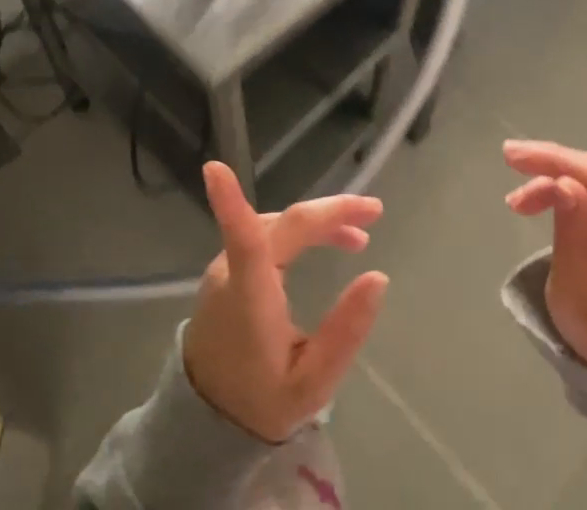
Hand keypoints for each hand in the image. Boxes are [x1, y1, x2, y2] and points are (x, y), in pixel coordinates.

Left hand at [185, 162, 390, 441]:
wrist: (208, 420)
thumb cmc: (261, 402)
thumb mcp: (313, 383)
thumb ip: (346, 331)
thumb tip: (378, 276)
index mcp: (249, 298)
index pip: (243, 242)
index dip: (231, 203)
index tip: (214, 168)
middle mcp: (230, 275)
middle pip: (282, 224)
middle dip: (330, 212)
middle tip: (375, 213)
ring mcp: (223, 271)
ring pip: (274, 226)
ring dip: (318, 223)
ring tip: (359, 238)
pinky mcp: (225, 273)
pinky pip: (264, 237)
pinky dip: (299, 232)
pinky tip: (325, 244)